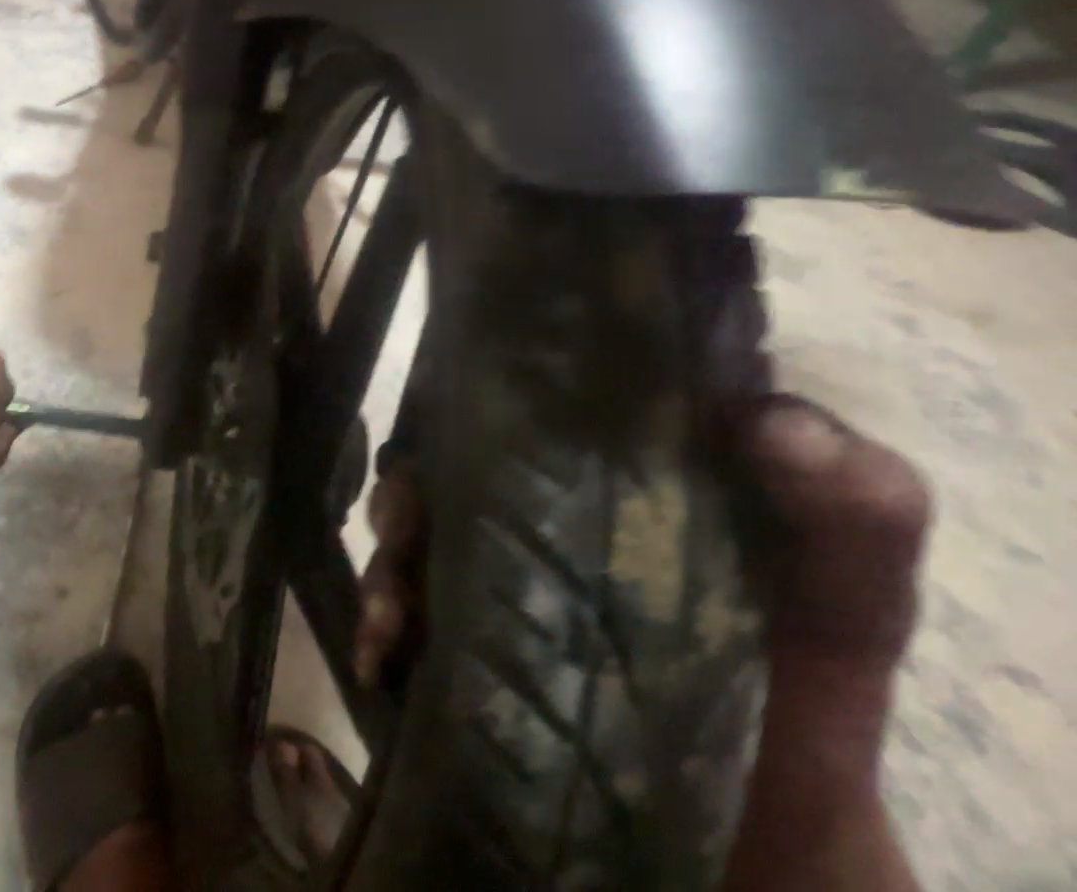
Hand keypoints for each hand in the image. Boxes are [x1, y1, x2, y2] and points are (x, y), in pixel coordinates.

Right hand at [354, 396, 930, 888]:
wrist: (756, 835)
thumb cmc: (803, 697)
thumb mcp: (850, 600)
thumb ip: (856, 511)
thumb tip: (762, 417)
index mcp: (611, 485)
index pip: (530, 413)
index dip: (483, 394)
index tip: (456, 403)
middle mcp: (534, 522)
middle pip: (442, 476)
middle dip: (408, 495)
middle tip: (405, 528)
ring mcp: (490, 587)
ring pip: (407, 546)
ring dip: (383, 569)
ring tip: (392, 620)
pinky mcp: (462, 651)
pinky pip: (397, 622)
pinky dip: (374, 631)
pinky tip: (379, 658)